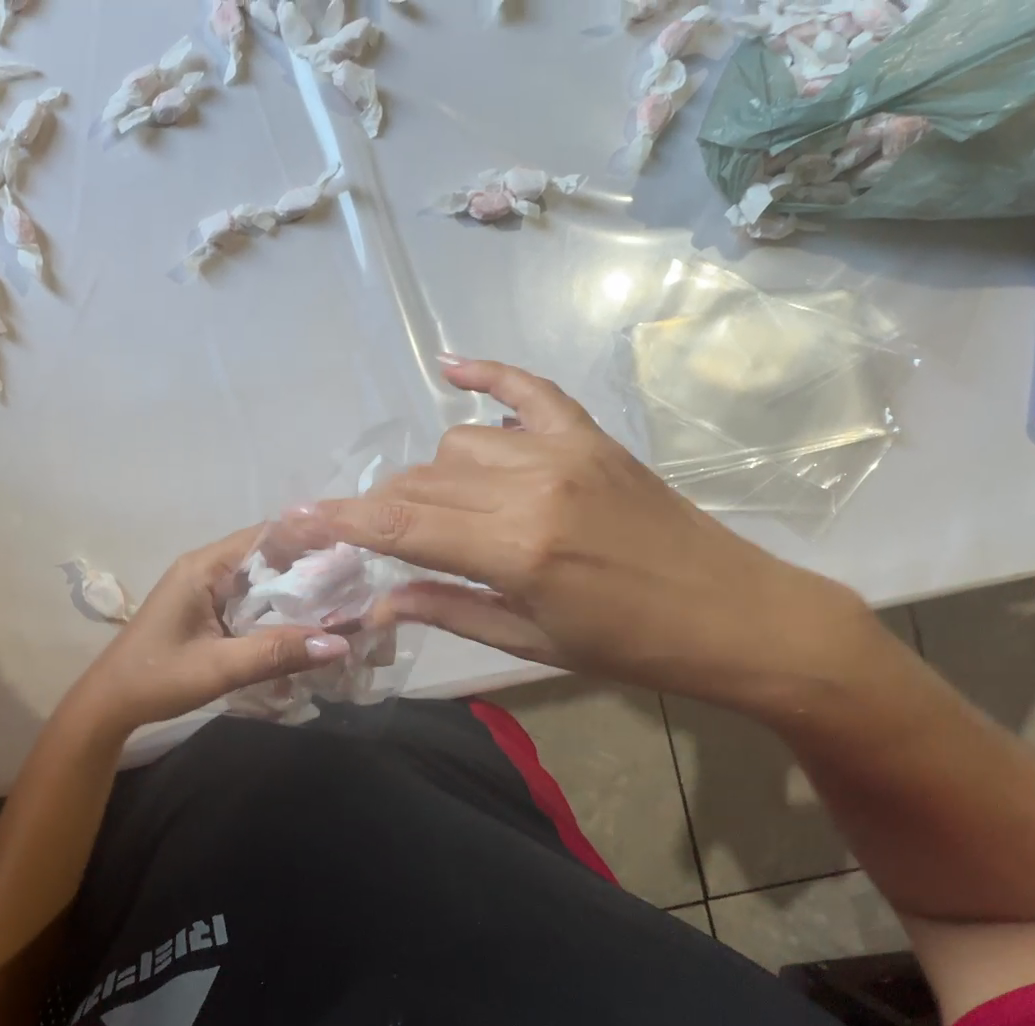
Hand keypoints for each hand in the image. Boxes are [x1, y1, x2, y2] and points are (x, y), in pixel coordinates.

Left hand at [57, 527, 350, 734]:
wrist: (110, 703)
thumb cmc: (156, 678)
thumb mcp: (219, 667)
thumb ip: (277, 652)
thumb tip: (340, 642)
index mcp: (204, 567)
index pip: (267, 536)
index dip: (311, 540)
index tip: (354, 551)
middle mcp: (206, 569)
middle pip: (269, 558)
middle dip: (311, 572)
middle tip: (359, 588)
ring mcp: (205, 590)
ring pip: (262, 583)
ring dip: (296, 596)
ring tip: (344, 609)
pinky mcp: (207, 612)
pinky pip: (250, 603)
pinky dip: (276, 614)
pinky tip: (305, 633)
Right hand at [317, 357, 887, 715]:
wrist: (738, 617)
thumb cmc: (629, 648)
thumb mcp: (527, 642)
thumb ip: (444, 609)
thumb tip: (372, 601)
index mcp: (514, 550)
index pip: (401, 525)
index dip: (341, 521)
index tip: (296, 521)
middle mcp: (531, 488)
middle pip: (419, 482)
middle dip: (384, 510)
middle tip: (379, 540)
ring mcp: (564, 453)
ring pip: (456, 443)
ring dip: (431, 476)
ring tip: (442, 509)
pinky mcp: (592, 437)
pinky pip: (527, 389)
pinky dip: (487, 375)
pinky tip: (451, 369)